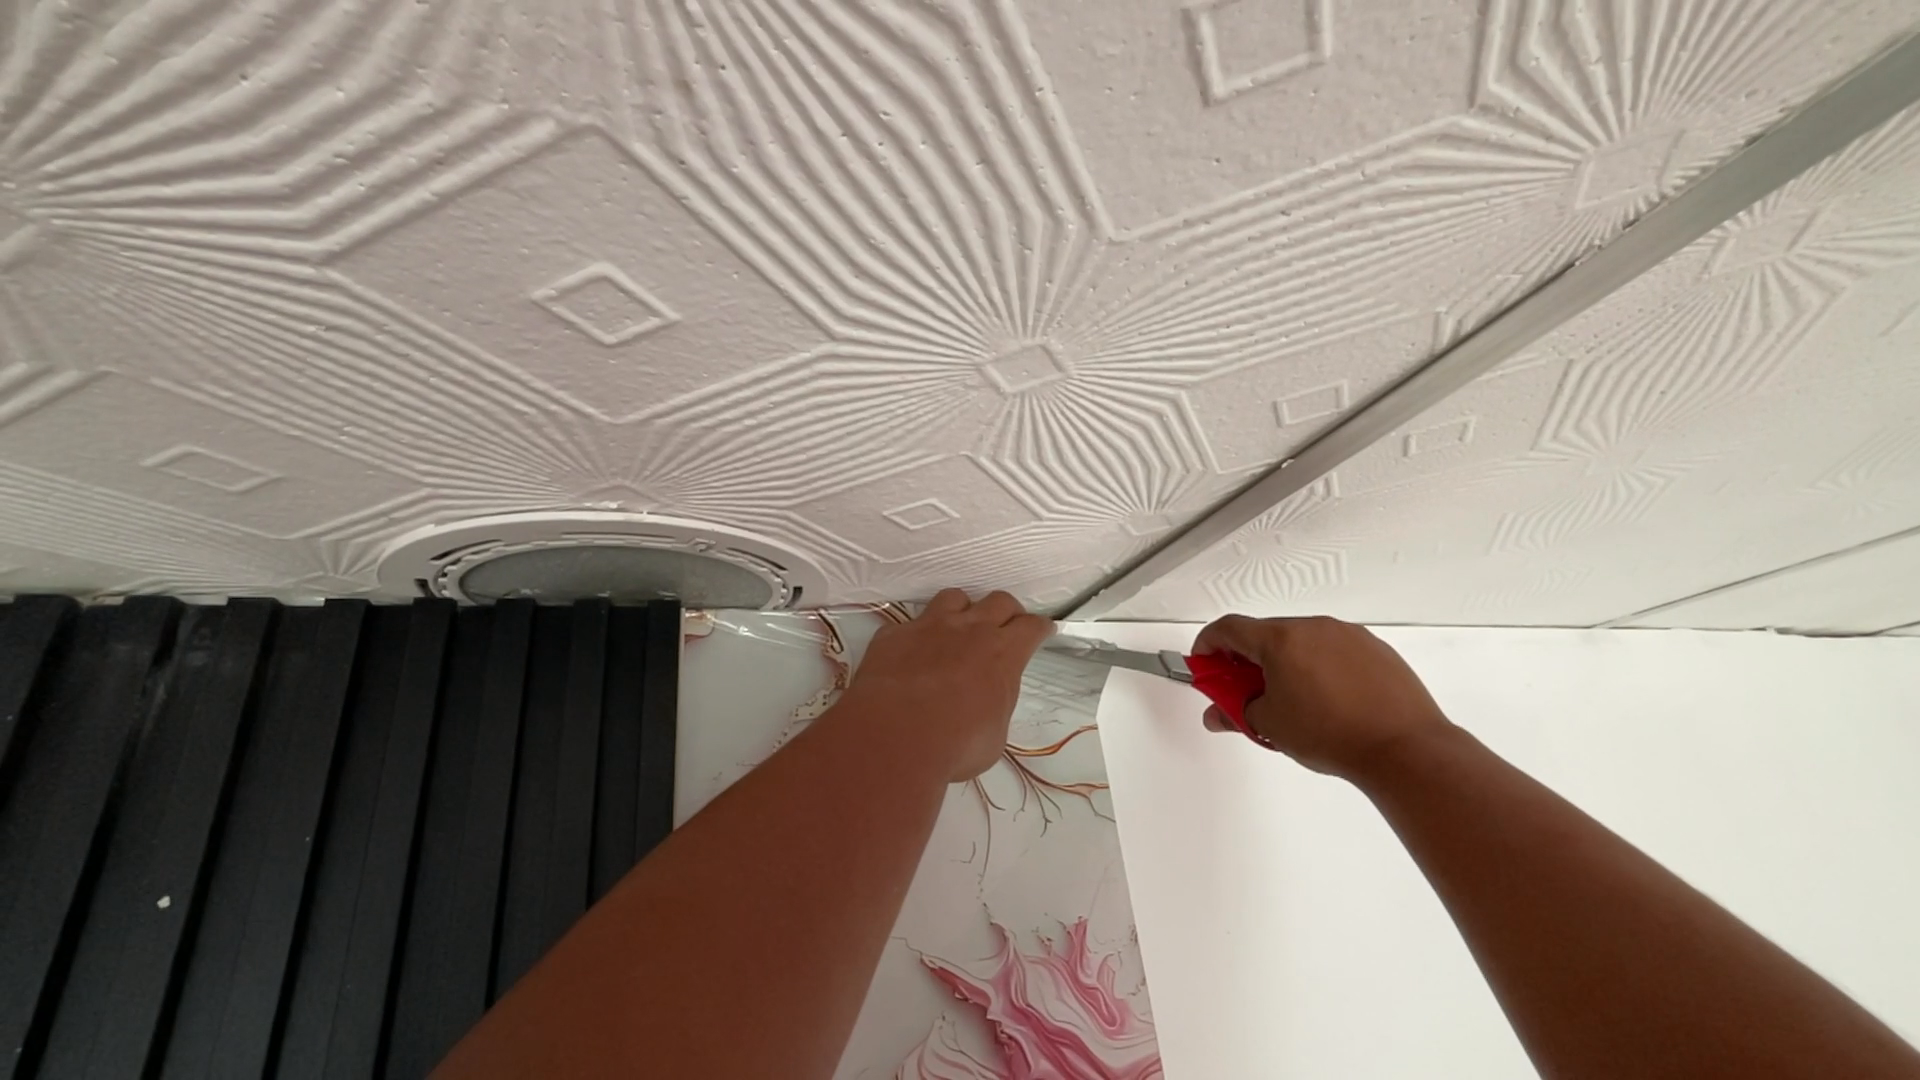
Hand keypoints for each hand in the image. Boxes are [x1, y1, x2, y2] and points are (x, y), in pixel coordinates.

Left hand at [839, 589, 1054, 781]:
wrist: (895, 735)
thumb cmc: (956, 745)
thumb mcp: (993, 735)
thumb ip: (993, 706)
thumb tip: (983, 705)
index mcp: (1003, 654)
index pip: (1031, 627)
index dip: (1039, 628)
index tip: (1042, 630)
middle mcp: (969, 630)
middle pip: (998, 601)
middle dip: (1007, 611)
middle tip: (1006, 625)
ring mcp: (929, 627)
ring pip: (954, 598)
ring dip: (962, 610)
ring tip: (959, 628)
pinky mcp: (894, 635)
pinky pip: (910, 624)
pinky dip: (916, 636)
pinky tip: (911, 655)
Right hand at [1191, 615, 1452, 780]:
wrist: (1406, 749)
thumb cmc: (1328, 734)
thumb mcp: (1270, 726)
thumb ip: (1235, 713)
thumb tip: (1216, 715)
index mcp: (1281, 639)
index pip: (1229, 628)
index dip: (1208, 644)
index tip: (1203, 665)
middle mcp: (1314, 627)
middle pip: (1267, 633)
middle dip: (1248, 659)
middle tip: (1245, 691)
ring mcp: (1349, 635)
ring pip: (1303, 641)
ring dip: (1286, 662)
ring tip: (1291, 700)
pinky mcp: (1377, 650)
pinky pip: (1335, 651)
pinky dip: (1320, 667)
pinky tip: (1329, 701)